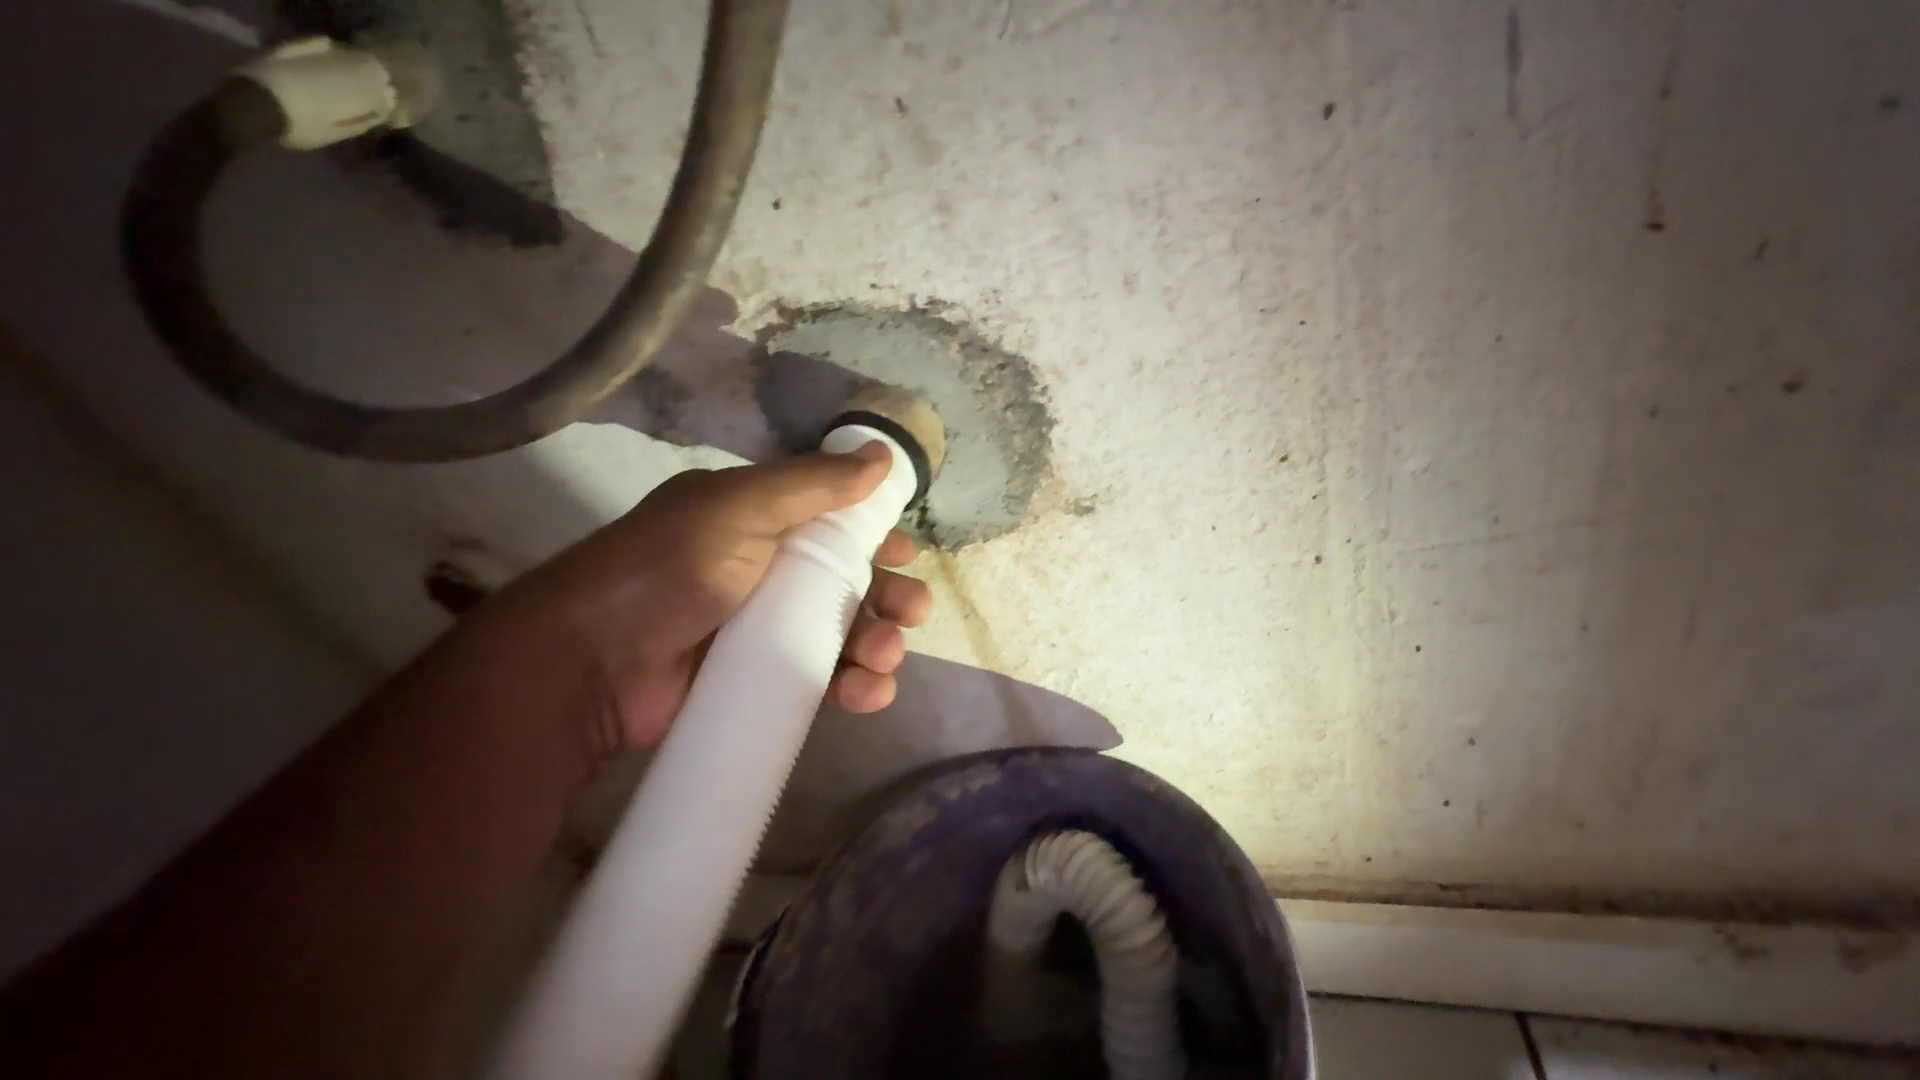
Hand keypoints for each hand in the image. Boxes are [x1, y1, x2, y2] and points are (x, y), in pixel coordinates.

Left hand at [502, 442, 932, 754]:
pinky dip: (855, 688)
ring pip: (844, 638)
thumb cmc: (668, 569)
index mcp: (759, 524)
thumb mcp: (738, 509)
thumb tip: (884, 456)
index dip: (875, 538)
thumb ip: (811, 485)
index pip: (833, 526)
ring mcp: (764, 634)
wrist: (592, 662)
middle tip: (911, 613)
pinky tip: (868, 693)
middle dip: (889, 597)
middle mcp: (766, 575)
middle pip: (850, 585)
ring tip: (882, 657)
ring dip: (878, 645)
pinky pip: (823, 683)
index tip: (906, 554)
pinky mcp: (760, 685)